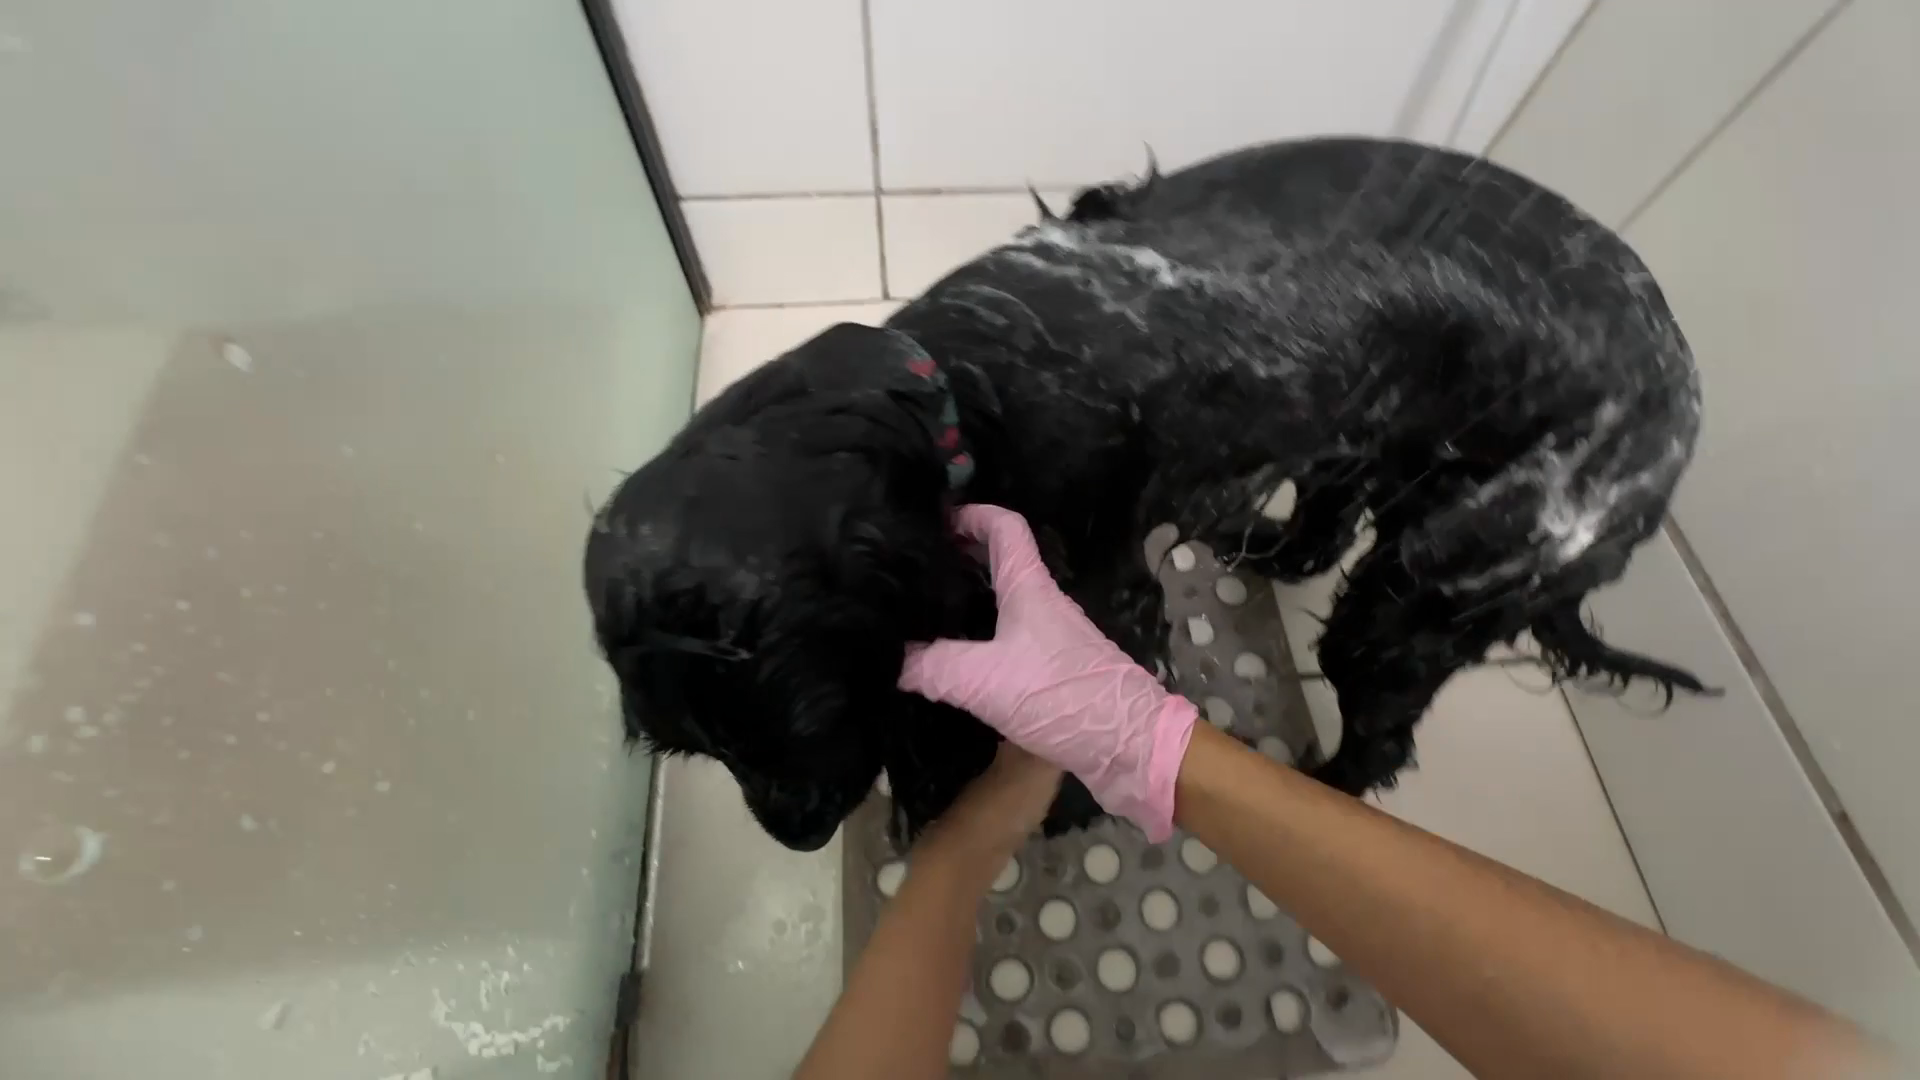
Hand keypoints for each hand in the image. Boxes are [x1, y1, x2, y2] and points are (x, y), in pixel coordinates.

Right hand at [898, 504, 1197, 840]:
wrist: (1129, 746)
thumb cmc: (1062, 697)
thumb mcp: (985, 680)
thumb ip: (933, 666)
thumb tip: (888, 658)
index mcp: (1030, 588)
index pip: (1005, 527)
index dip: (972, 513)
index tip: (934, 518)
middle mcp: (1043, 603)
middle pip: (1001, 561)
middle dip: (961, 555)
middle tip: (916, 568)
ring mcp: (1052, 636)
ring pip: (1005, 601)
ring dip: (970, 596)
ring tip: (926, 611)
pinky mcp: (1055, 669)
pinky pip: (1010, 637)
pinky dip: (982, 634)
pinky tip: (958, 659)